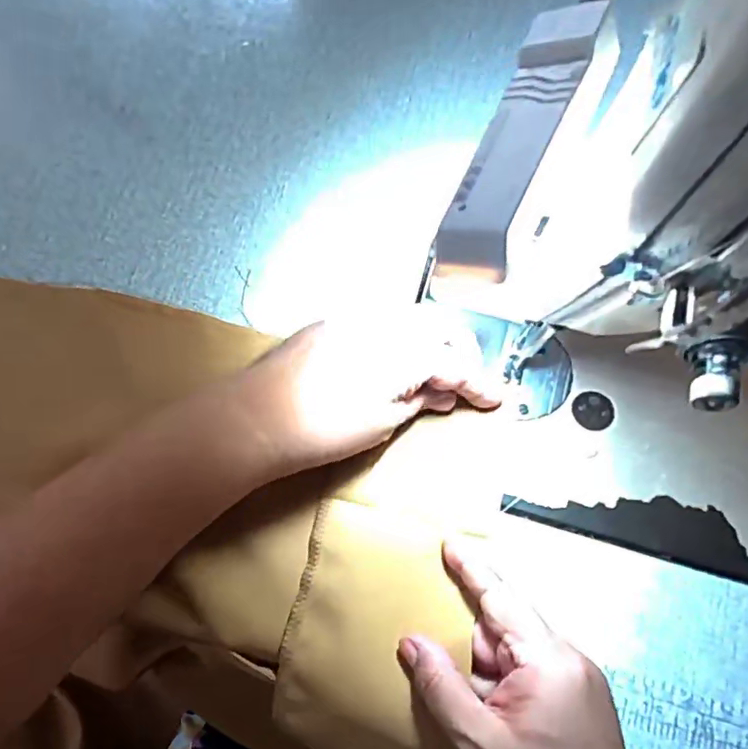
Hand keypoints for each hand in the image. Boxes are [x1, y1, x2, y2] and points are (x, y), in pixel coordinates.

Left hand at [208, 312, 502, 478]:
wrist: (254, 419)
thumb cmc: (316, 430)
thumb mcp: (379, 424)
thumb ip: (417, 402)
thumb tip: (440, 394)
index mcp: (403, 350)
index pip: (455, 362)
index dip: (479, 383)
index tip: (493, 398)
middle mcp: (383, 322)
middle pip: (440, 327)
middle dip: (460, 354)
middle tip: (464, 384)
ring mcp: (353, 318)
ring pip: (411, 320)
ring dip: (431, 343)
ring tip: (430, 378)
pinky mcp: (329, 323)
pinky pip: (380, 323)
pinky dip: (399, 340)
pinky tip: (394, 365)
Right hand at [397, 538, 664, 748]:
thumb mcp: (479, 741)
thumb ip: (442, 684)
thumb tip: (409, 640)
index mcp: (550, 663)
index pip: (502, 601)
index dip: (472, 570)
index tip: (448, 542)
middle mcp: (567, 665)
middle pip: (504, 626)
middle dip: (461, 626)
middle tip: (418, 616)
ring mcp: (573, 688)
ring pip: (510, 656)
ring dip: (474, 660)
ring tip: (432, 662)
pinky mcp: (571, 711)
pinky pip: (521, 678)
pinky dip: (489, 680)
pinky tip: (462, 694)